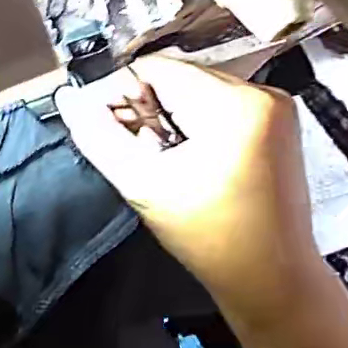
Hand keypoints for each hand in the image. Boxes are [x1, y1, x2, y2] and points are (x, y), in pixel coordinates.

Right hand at [54, 57, 329, 331]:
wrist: (272, 278)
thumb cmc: (211, 239)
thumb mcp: (143, 184)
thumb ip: (99, 136)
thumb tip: (70, 99)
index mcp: (235, 105)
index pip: (155, 69)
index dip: (121, 96)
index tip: (113, 131)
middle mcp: (262, 93)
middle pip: (177, 78)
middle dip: (147, 110)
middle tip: (140, 153)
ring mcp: (275, 106)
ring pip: (195, 91)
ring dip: (170, 118)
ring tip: (166, 160)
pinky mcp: (278, 122)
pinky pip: (219, 105)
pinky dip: (196, 125)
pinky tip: (191, 159)